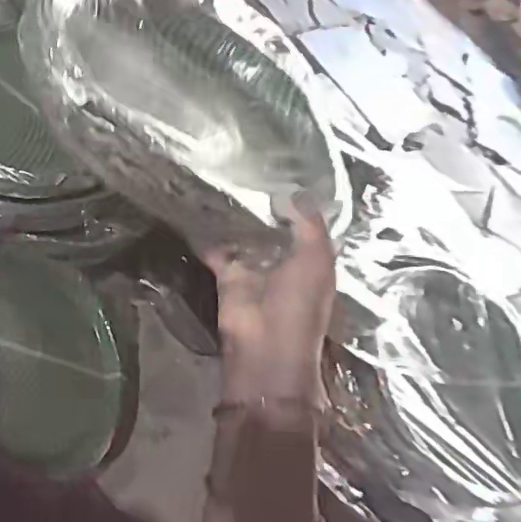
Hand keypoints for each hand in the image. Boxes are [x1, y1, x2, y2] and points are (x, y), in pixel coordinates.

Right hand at [202, 195, 336, 419]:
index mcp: (314, 263)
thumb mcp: (316, 259)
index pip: (307, 228)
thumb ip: (310, 225)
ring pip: (247, 240)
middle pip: (275, 232)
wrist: (264, 346)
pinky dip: (211, 239)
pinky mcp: (229, 279)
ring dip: (238, 222)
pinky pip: (220, 253)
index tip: (287, 176)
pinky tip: (203, 215)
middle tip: (252, 175)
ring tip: (227, 186)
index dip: (300, 206)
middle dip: (266, 209)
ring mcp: (256, 273)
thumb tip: (297, 193)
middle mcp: (286, 265)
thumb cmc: (299, 304)